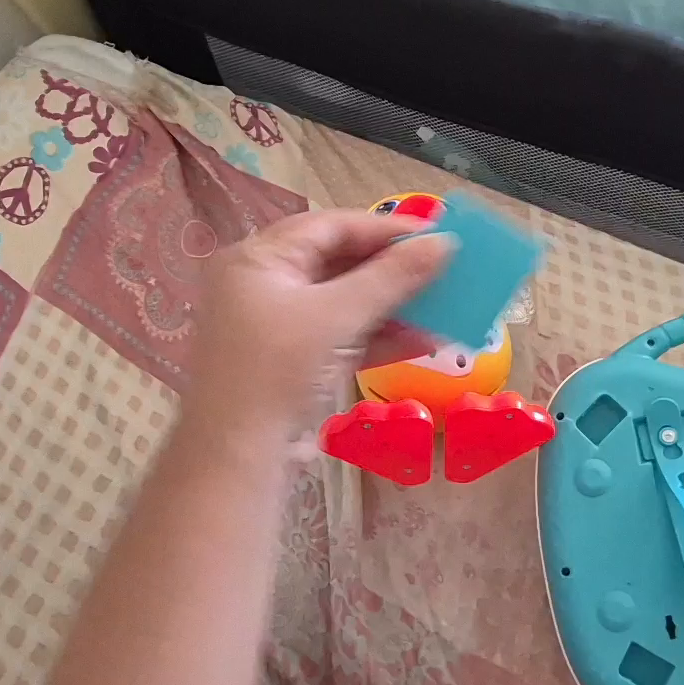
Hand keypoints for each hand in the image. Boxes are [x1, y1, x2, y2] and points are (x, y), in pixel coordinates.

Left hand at [184, 210, 453, 436]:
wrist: (239, 457)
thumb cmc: (277, 371)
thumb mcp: (336, 317)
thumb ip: (392, 278)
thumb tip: (444, 244)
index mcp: (259, 260)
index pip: (331, 227)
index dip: (386, 229)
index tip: (437, 235)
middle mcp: (266, 285)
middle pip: (340, 263)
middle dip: (394, 270)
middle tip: (443, 269)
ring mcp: (281, 326)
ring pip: (347, 302)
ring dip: (394, 306)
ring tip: (442, 306)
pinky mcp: (297, 362)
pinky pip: (344, 336)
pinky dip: (381, 338)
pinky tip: (423, 342)